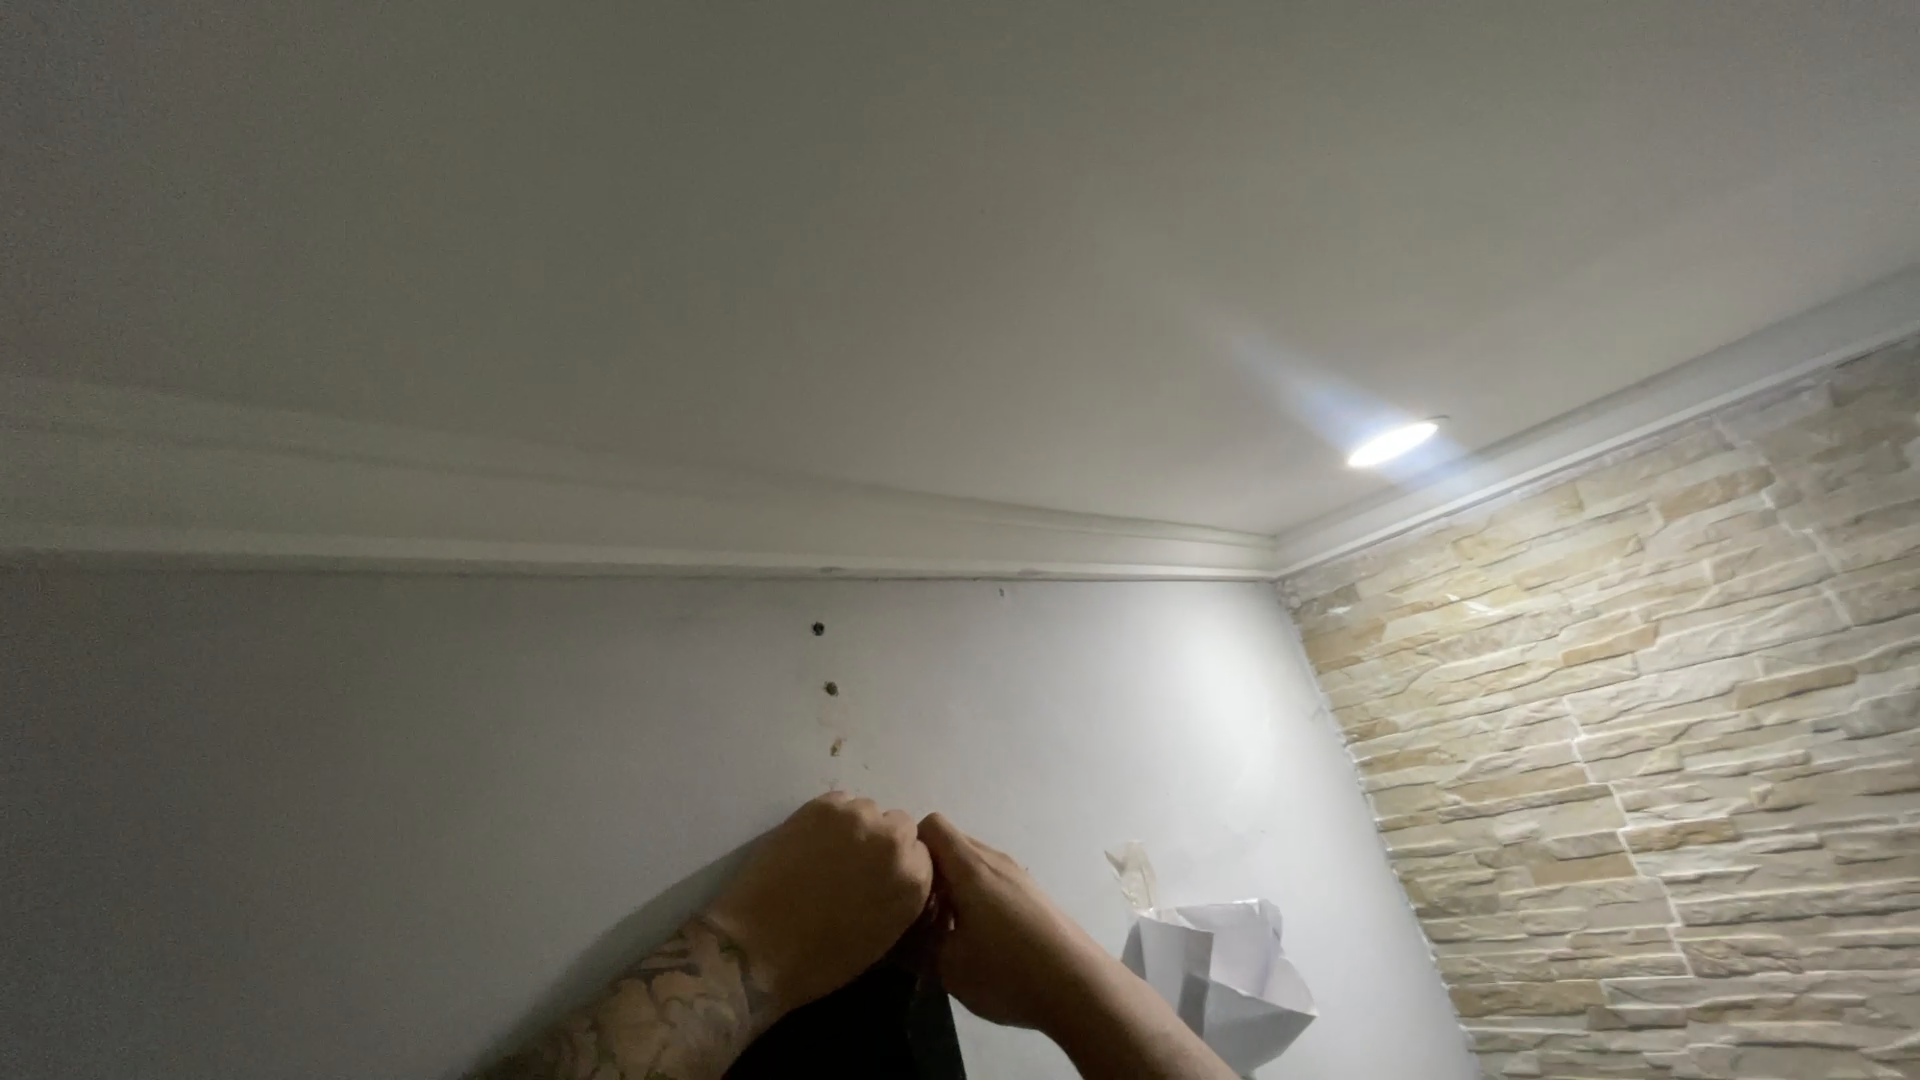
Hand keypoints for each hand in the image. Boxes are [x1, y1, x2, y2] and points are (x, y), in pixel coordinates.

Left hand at [702, 793, 933, 1017]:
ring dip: (857, 828)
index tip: (879, 878)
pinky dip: (830, 819)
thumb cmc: (821, 958)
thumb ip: (902, 896)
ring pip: (868, 810)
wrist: (758, 946)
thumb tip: (899, 875)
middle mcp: (893, 840)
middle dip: (883, 842)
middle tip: (855, 865)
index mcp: (914, 879)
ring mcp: (858, 817)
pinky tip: (812, 844)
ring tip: (829, 854)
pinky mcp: (823, 805)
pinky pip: (840, 802)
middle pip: (900, 825)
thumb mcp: (883, 936)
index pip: (922, 854)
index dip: (899, 866)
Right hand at [919, 813, 1114, 1034]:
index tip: (903, 885)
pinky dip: (976, 896)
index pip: (931, 826)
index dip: (911, 849)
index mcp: (970, 866)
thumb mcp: (947, 967)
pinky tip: (980, 938)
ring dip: (954, 886)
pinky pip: (992, 879)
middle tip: (920, 913)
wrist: (1078, 985)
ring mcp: (1016, 874)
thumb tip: (896, 937)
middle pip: (951, 843)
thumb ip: (915, 945)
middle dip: (930, 871)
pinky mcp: (1031, 892)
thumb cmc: (1007, 971)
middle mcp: (994, 859)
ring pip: (972, 863)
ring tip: (948, 929)